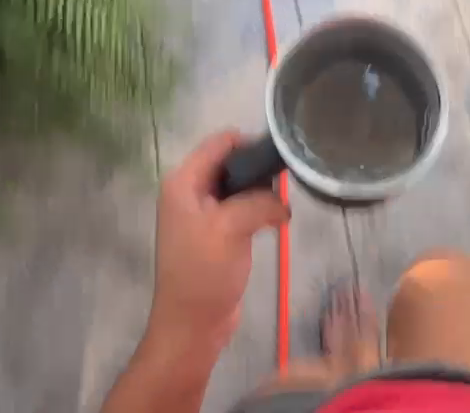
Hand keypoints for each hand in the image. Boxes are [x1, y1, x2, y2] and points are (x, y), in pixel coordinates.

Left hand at [145, 131, 290, 356]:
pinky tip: (276, 221)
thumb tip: (282, 200)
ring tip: (282, 206)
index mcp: (184, 181)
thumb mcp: (232, 227)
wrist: (192, 326)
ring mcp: (202, 213)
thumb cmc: (204, 271)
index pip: (221, 142)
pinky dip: (258, 211)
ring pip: (239, 186)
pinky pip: (240, 208)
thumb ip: (259, 201)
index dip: (250, 143)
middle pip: (231, 162)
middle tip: (285, 184)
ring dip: (261, 194)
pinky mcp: (216, 232)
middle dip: (258, 171)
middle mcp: (190, 190)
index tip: (279, 157)